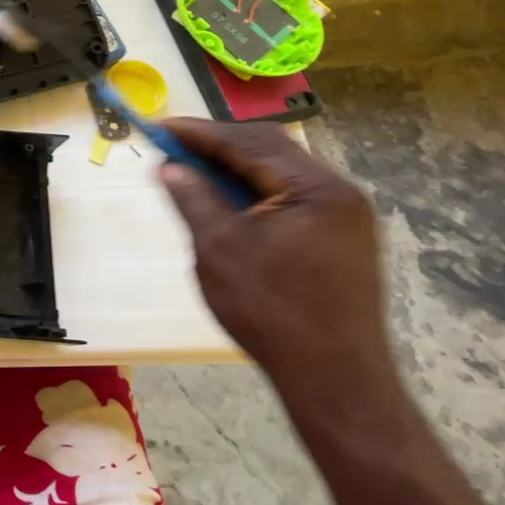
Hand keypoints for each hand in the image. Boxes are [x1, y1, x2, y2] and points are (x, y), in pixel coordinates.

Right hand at [158, 119, 393, 392]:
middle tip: (170, 149)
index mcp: (316, 188)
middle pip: (270, 150)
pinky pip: (291, 198)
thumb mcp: (218, 248)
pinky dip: (254, 192)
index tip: (158, 128)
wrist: (334, 377)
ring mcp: (346, 217)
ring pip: (281, 173)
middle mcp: (340, 192)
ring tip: (192, 174)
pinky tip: (227, 204)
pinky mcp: (342, 240)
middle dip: (217, 146)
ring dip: (235, 169)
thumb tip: (169, 167)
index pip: (249, 142)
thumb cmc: (270, 309)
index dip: (199, 133)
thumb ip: (194, 198)